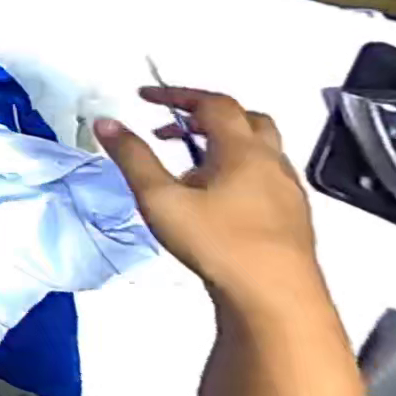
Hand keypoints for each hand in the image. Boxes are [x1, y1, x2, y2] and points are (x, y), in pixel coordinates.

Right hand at [94, 87, 325, 309]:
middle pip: (247, 119)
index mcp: (243, 152)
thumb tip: (106, 122)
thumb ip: (132, 157)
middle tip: (169, 125)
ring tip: (183, 159)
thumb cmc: (216, 241)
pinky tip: (209, 192)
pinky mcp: (290, 216)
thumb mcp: (159, 196)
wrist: (276, 300)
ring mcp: (286, 192)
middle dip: (205, 114)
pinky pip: (262, 173)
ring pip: (258, 148)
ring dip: (220, 141)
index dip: (178, 95)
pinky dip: (233, 166)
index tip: (144, 97)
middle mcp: (271, 164)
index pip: (215, 105)